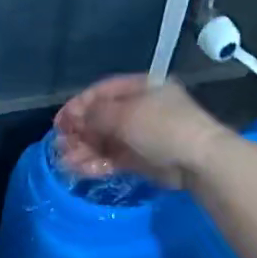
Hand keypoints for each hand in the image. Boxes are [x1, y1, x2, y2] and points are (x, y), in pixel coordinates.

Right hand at [52, 76, 235, 189]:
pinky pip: (113, 159)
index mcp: (141, 88)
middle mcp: (139, 109)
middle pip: (101, 118)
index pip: (103, 92)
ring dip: (83, 151)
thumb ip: (96, 115)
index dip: (78, 105)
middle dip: (78, 132)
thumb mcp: (126, 115)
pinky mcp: (141, 159)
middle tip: (59, 145)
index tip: (59, 122)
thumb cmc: (162, 127)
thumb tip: (75, 117)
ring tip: (65, 162)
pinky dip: (96, 163)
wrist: (196, 160)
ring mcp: (140, 136)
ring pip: (105, 141)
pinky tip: (80, 169)